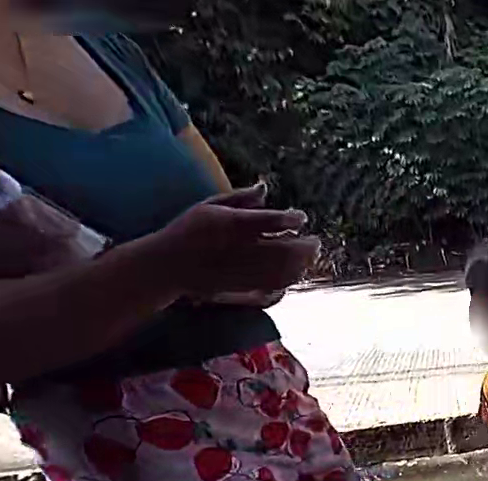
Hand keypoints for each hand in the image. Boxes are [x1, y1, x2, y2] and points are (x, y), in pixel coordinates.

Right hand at [151, 185, 319, 298]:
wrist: (171, 265)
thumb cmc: (191, 230)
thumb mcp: (209, 206)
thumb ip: (240, 198)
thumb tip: (264, 188)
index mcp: (230, 223)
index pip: (269, 220)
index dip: (291, 219)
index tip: (302, 218)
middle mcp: (240, 248)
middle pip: (284, 249)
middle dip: (305, 246)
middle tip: (315, 241)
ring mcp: (244, 269)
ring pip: (283, 269)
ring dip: (302, 263)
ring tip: (310, 255)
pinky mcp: (245, 286)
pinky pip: (276, 284)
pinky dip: (290, 277)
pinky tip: (296, 270)